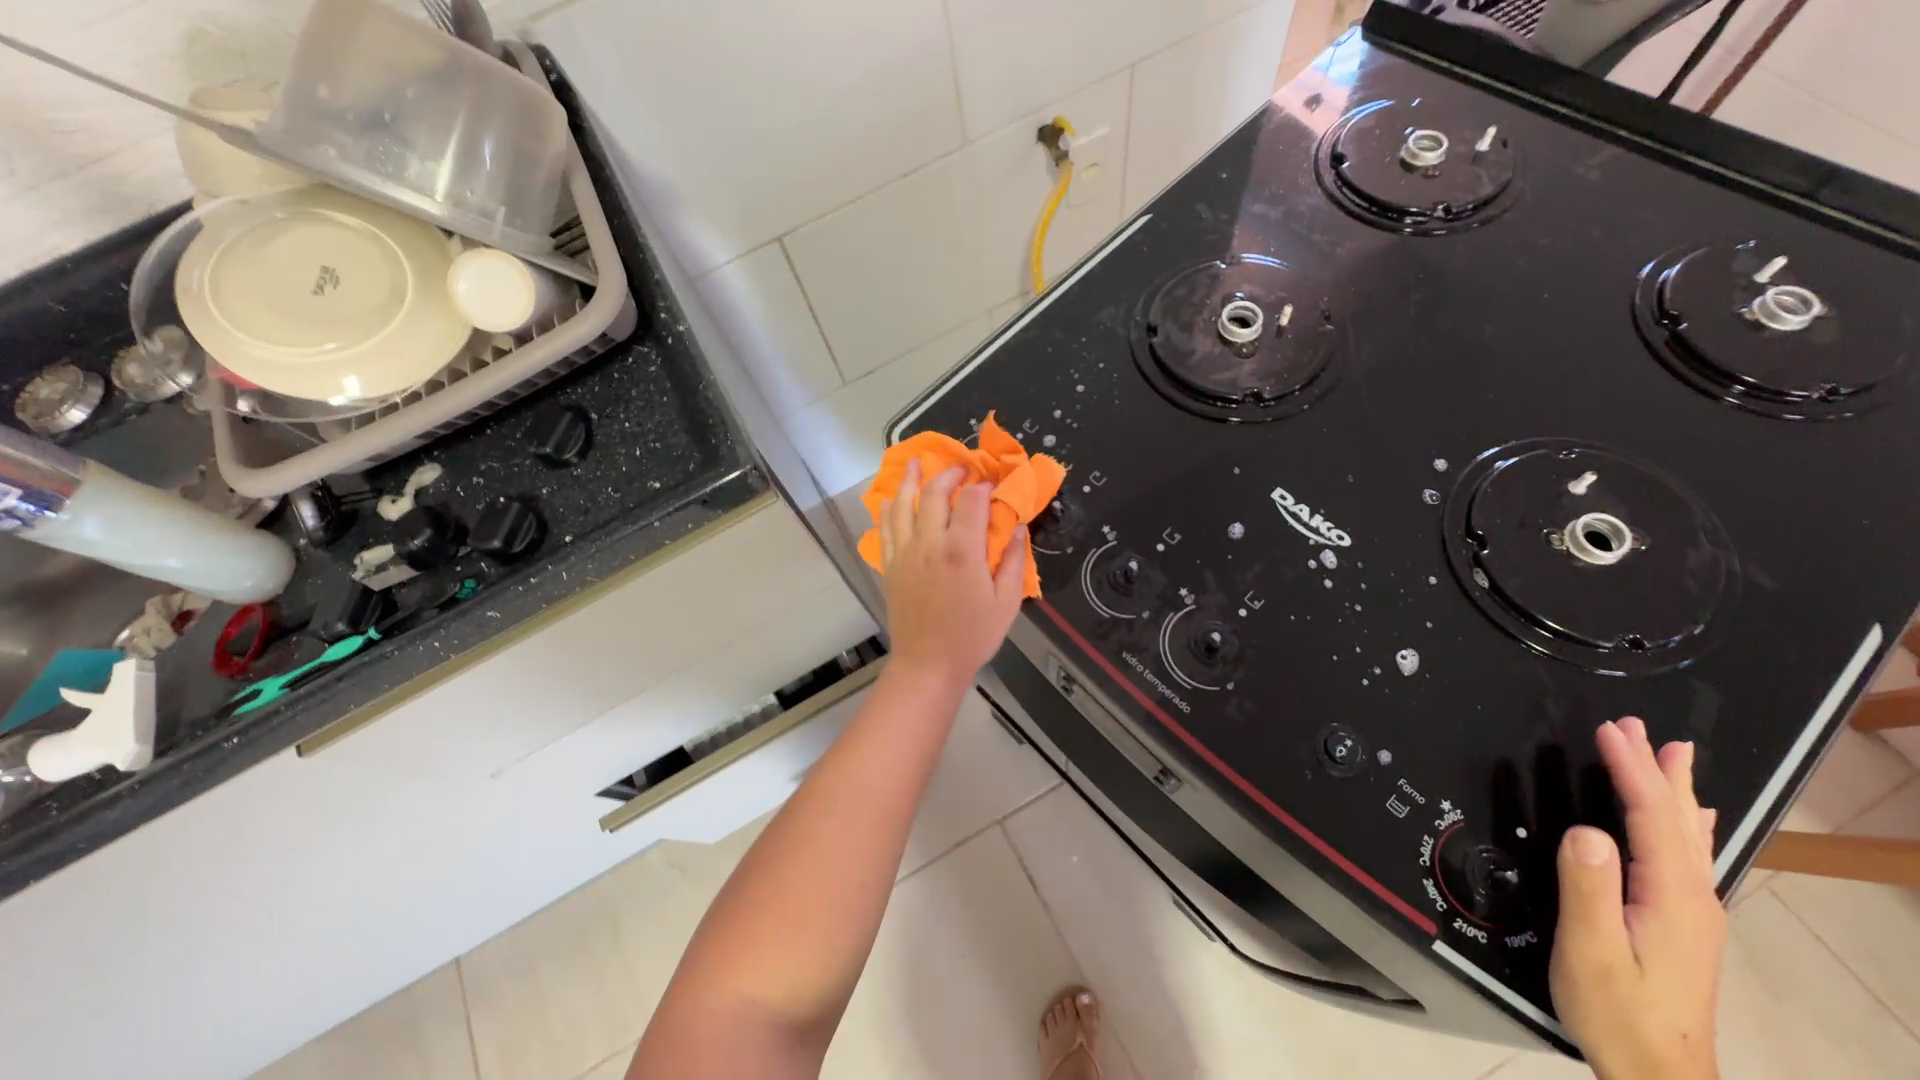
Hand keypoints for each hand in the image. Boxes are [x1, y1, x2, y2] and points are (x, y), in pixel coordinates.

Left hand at [876, 461, 1028, 687]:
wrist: (927, 665)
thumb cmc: (972, 637)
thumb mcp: (1006, 602)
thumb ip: (1014, 560)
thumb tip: (1019, 527)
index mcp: (962, 551)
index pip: (971, 501)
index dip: (982, 486)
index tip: (992, 485)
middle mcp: (929, 544)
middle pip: (933, 494)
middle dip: (948, 475)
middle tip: (961, 470)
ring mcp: (904, 553)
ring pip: (902, 504)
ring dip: (910, 480)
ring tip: (916, 462)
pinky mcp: (890, 565)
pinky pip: (885, 527)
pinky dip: (889, 507)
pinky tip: (892, 498)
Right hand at [1551, 717, 1725, 1079]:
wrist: (1661, 1074)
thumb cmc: (1618, 1011)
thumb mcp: (1590, 951)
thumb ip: (1589, 889)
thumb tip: (1586, 832)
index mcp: (1670, 896)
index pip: (1651, 817)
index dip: (1631, 771)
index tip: (1609, 731)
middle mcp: (1693, 896)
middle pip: (1677, 819)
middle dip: (1656, 770)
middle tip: (1638, 727)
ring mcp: (1694, 911)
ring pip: (1688, 835)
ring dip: (1676, 790)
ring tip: (1674, 754)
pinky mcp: (1686, 924)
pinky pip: (1689, 854)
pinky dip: (1686, 824)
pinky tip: (1692, 820)